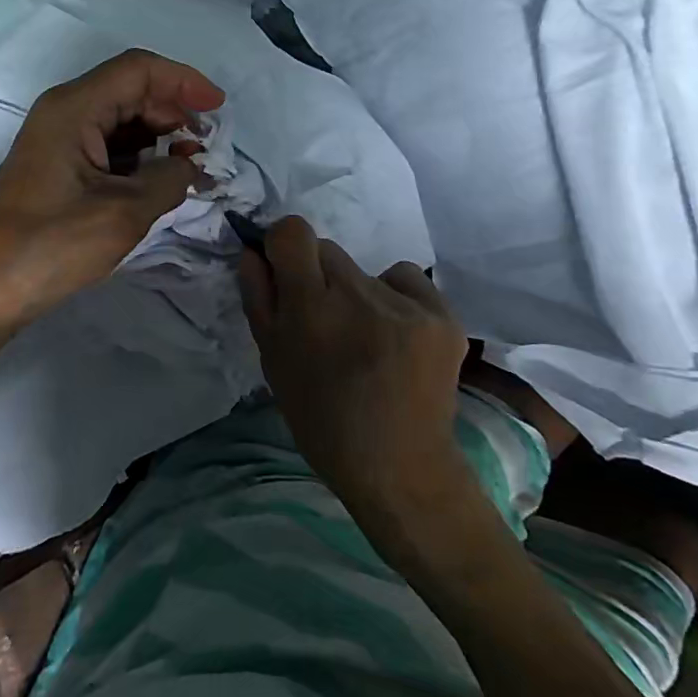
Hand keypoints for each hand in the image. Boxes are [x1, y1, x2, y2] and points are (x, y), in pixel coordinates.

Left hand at [0, 49, 224, 343]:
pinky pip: (105, 147)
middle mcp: (62, 113)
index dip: (183, 82)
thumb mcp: (123, 212)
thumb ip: (169, 178)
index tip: (218, 110)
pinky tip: (161, 182)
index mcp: (73, 109)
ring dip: (158, 138)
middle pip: (129, 91)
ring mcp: (56, 141)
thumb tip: (189, 164)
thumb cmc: (51, 245)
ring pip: (119, 121)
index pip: (138, 70)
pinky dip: (137, 159)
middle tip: (207, 149)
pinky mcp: (56, 168)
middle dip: (173, 113)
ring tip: (191, 169)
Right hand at [238, 216, 468, 502]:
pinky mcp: (444, 316)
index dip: (282, 245)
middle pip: (327, 249)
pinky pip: (405, 280)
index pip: (292, 231)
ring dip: (355, 292)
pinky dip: (395, 299)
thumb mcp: (272, 358)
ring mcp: (407, 305)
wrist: (397, 465)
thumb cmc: (319, 416)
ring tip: (364, 337)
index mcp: (310, 308)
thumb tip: (253, 250)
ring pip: (364, 270)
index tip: (284, 272)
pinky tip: (396, 337)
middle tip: (323, 319)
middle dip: (317, 275)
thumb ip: (258, 297)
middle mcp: (359, 295)